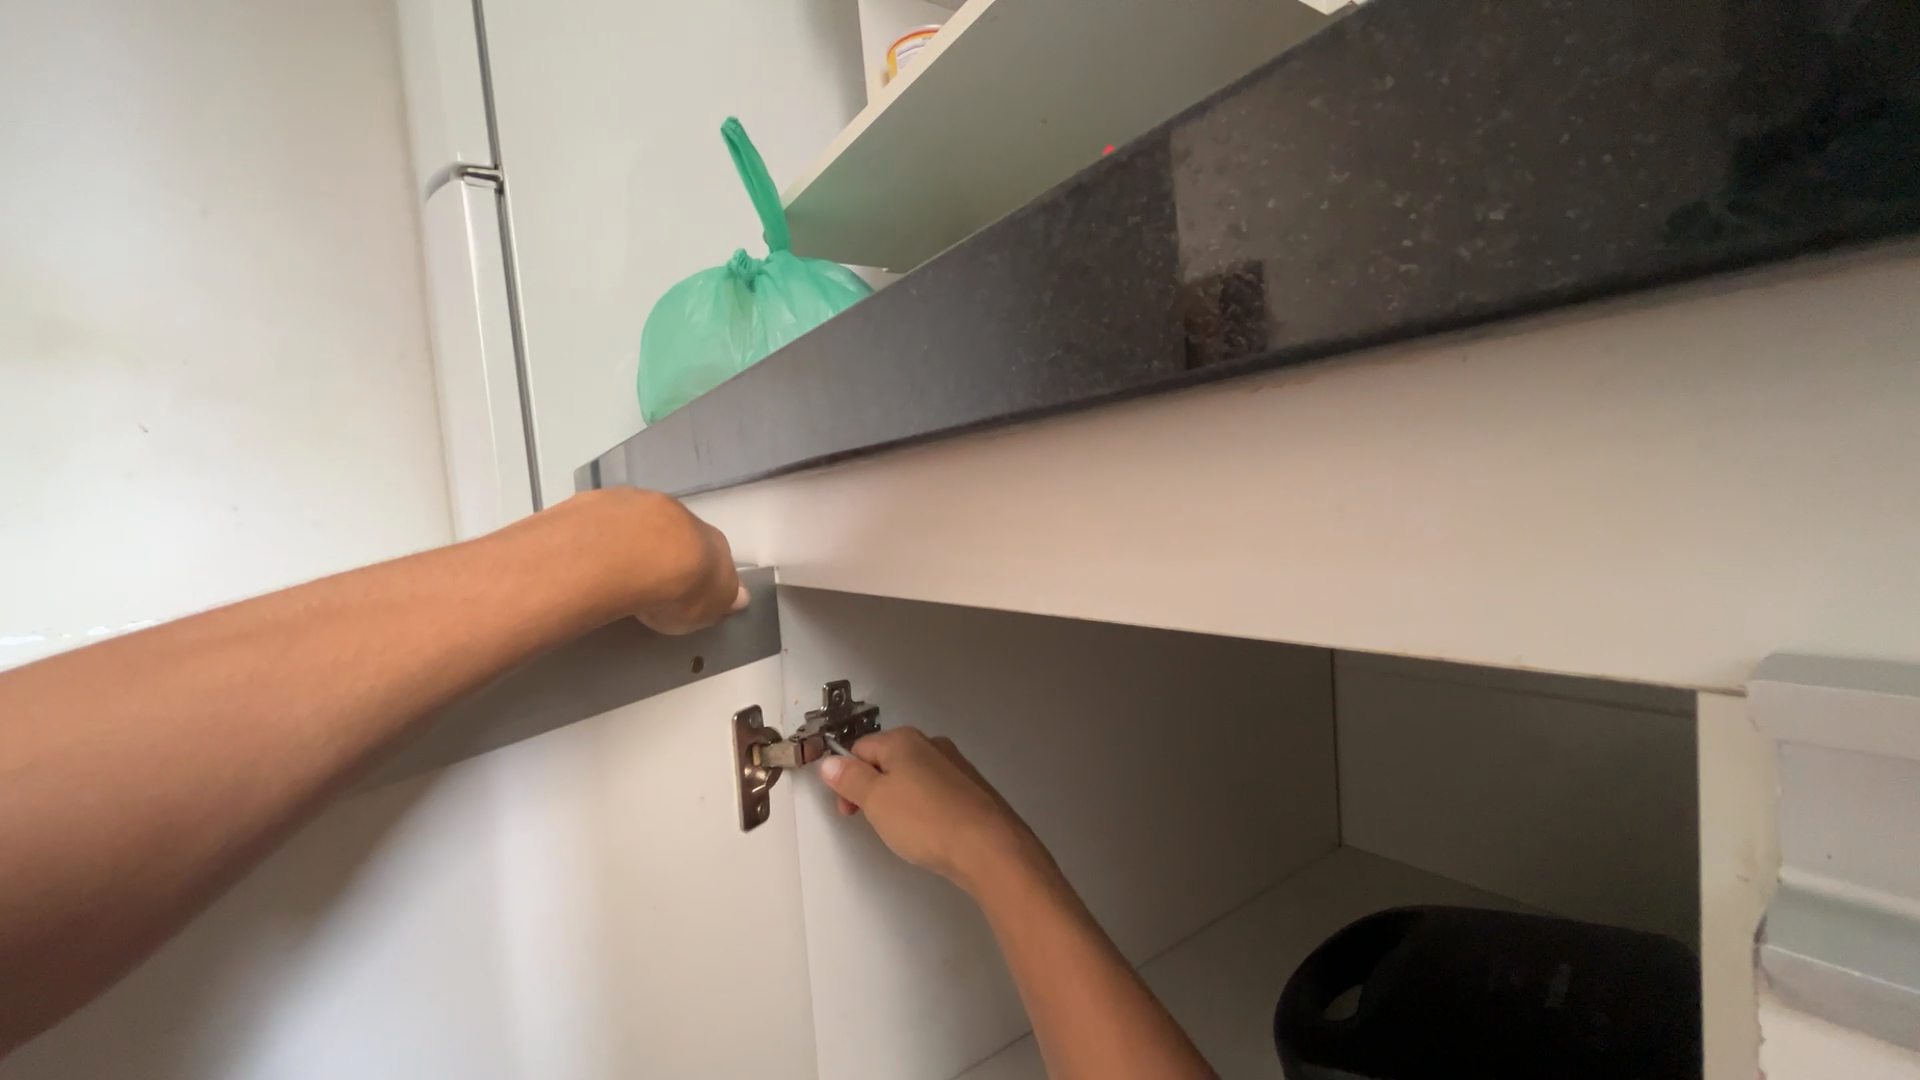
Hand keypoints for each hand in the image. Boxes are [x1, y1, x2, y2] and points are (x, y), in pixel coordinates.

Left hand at [543, 488, 747, 634]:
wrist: (630, 554)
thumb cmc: (681, 587)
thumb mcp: (711, 607)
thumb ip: (724, 599)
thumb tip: (740, 596)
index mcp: (712, 539)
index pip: (715, 551)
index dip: (702, 569)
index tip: (687, 589)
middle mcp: (680, 513)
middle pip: (677, 530)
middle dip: (665, 549)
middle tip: (648, 579)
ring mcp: (637, 501)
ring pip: (638, 519)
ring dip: (630, 538)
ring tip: (612, 569)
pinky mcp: (598, 500)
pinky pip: (601, 517)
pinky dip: (598, 532)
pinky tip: (587, 555)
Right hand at [818, 728, 1049, 894]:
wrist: (988, 845)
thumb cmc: (924, 820)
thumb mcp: (876, 800)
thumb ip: (850, 779)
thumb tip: (829, 761)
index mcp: (904, 739)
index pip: (859, 748)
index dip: (845, 778)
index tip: (847, 810)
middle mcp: (931, 744)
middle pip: (887, 761)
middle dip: (872, 789)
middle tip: (871, 822)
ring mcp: (955, 765)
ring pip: (912, 777)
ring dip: (898, 800)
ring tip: (901, 830)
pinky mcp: (971, 789)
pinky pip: (935, 793)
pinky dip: (923, 808)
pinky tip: (927, 831)